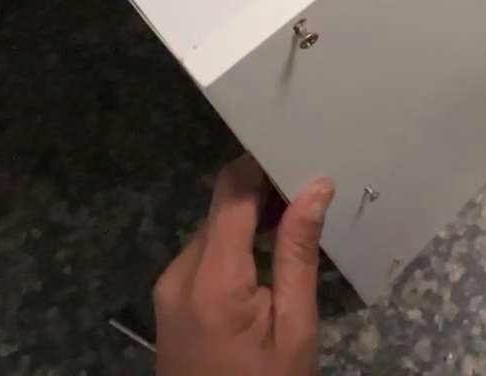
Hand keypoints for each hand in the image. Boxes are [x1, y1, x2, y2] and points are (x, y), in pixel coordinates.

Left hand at [153, 154, 335, 375]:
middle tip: (310, 193)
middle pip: (223, 205)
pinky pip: (206, 251)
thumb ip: (298, 252)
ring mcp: (169, 288)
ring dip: (252, 216)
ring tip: (296, 222)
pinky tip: (268, 253)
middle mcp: (180, 273)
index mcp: (211, 278)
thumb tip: (316, 186)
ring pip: (215, 225)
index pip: (233, 191)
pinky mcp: (170, 301)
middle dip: (265, 192)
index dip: (265, 165)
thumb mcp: (295, 327)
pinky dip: (237, 241)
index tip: (302, 158)